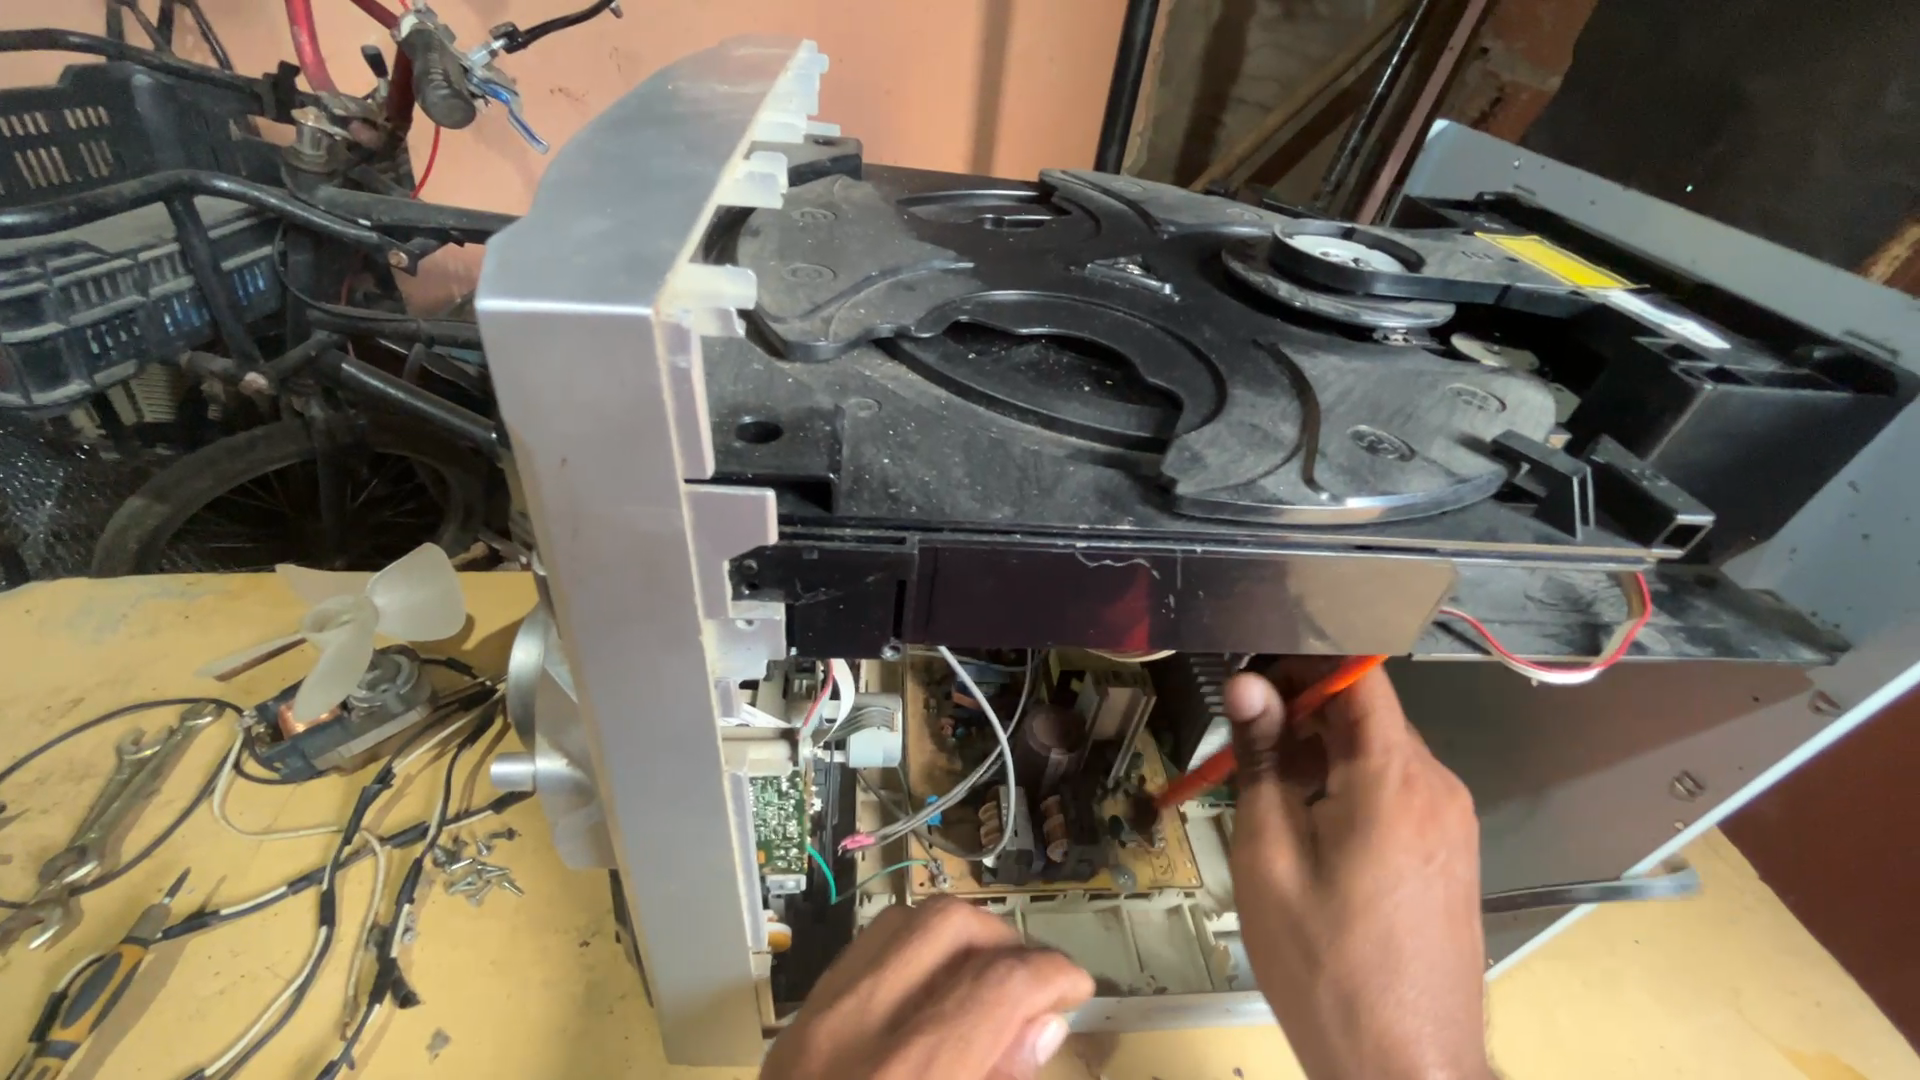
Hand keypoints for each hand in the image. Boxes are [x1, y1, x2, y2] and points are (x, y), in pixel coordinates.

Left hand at [763, 896, 1093, 1079]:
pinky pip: (864, 951)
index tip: (1075, 988)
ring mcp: (812, 1023)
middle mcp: (853, 1034)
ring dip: (957, 937)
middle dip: (1005, 940)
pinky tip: (932, 989)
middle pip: (946, 926)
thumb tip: (1041, 1022)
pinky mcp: (792, 1028)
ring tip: (987, 977)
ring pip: (901, 922)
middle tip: (1033, 981)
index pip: (997, 984)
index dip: (1052, 974)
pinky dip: (911, 951)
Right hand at [1225, 661, 1490, 1079]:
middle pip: (1366, 711)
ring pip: (1377, 749)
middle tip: (1243, 741)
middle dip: (1301, 709)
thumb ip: (1262, 759)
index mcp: (1395, 778)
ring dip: (1321, 748)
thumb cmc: (1322, 960)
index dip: (1301, 661)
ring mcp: (1451, 820)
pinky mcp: (1449, 849)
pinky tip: (1308, 821)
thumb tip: (1245, 684)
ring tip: (1268, 786)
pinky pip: (1394, 786)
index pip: (1358, 676)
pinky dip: (1347, 781)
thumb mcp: (1269, 853)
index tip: (1250, 682)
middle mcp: (1437, 786)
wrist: (1405, 1069)